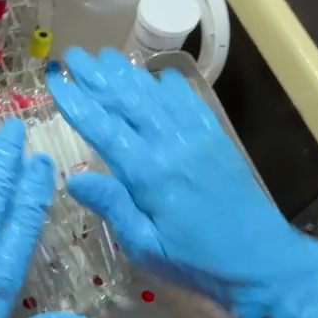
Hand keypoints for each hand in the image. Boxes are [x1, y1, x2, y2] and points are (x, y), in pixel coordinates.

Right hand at [49, 47, 317, 317]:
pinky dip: (168, 85)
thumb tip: (73, 178)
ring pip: (156, 95)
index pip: (103, 128)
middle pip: (128, 100)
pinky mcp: (216, 139)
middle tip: (73, 56)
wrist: (262, 261)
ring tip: (104, 56)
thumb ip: (112, 205)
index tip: (55, 82)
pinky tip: (155, 76)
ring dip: (128, 74)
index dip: (77, 103)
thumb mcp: (143, 244)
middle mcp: (172, 144)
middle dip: (98, 77)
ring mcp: (198, 137)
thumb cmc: (195, 261)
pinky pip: (189, 102)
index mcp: (149, 173)